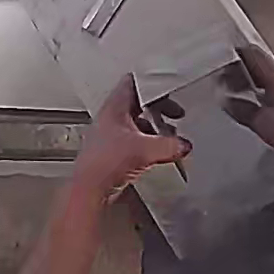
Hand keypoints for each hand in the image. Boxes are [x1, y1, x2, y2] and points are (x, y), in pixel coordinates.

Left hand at [71, 77, 191, 201]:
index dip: (151, 84)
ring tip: (169, 134)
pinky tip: (157, 151)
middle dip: (158, 107)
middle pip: (137, 103)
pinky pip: (134, 138)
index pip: (132, 83)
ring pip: (136, 121)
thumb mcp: (145, 150)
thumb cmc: (105, 163)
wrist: (89, 190)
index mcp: (114, 108)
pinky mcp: (112, 150)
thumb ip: (169, 145)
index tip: (168, 90)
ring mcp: (110, 134)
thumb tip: (184, 145)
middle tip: (174, 113)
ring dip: (154, 125)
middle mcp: (110, 118)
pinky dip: (147, 141)